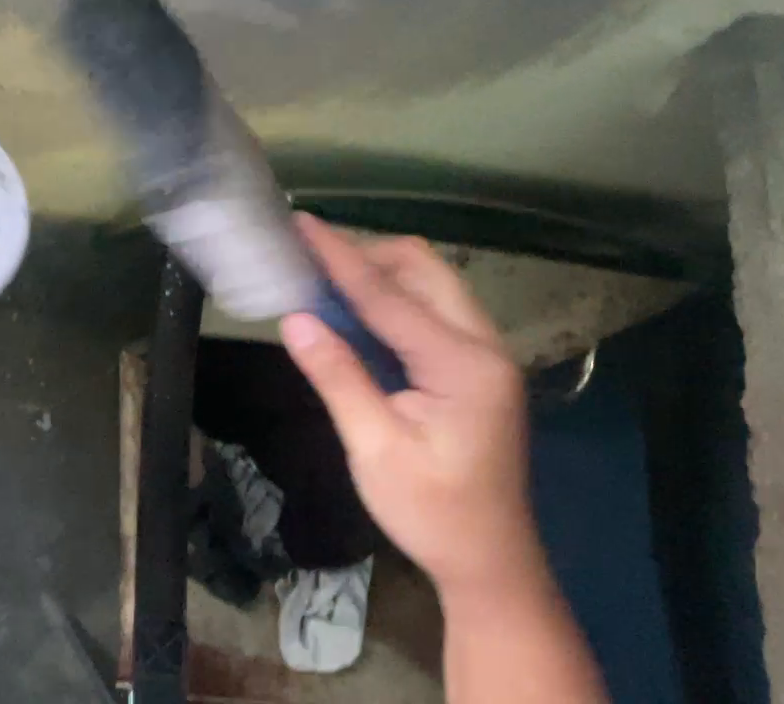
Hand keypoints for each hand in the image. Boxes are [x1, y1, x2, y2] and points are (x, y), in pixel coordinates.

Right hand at [279, 214, 541, 597]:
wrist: (489, 561)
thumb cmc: (430, 510)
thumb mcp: (374, 447)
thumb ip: (338, 377)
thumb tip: (294, 319)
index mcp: (462, 365)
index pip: (388, 295)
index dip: (339, 257)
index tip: (301, 223)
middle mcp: (482, 346)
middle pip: (422, 269)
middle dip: (364, 253)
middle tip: (308, 260)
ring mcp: (484, 355)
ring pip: (429, 283)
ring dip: (378, 273)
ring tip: (323, 281)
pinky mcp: (473, 366)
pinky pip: (430, 308)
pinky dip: (390, 297)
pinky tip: (354, 312)